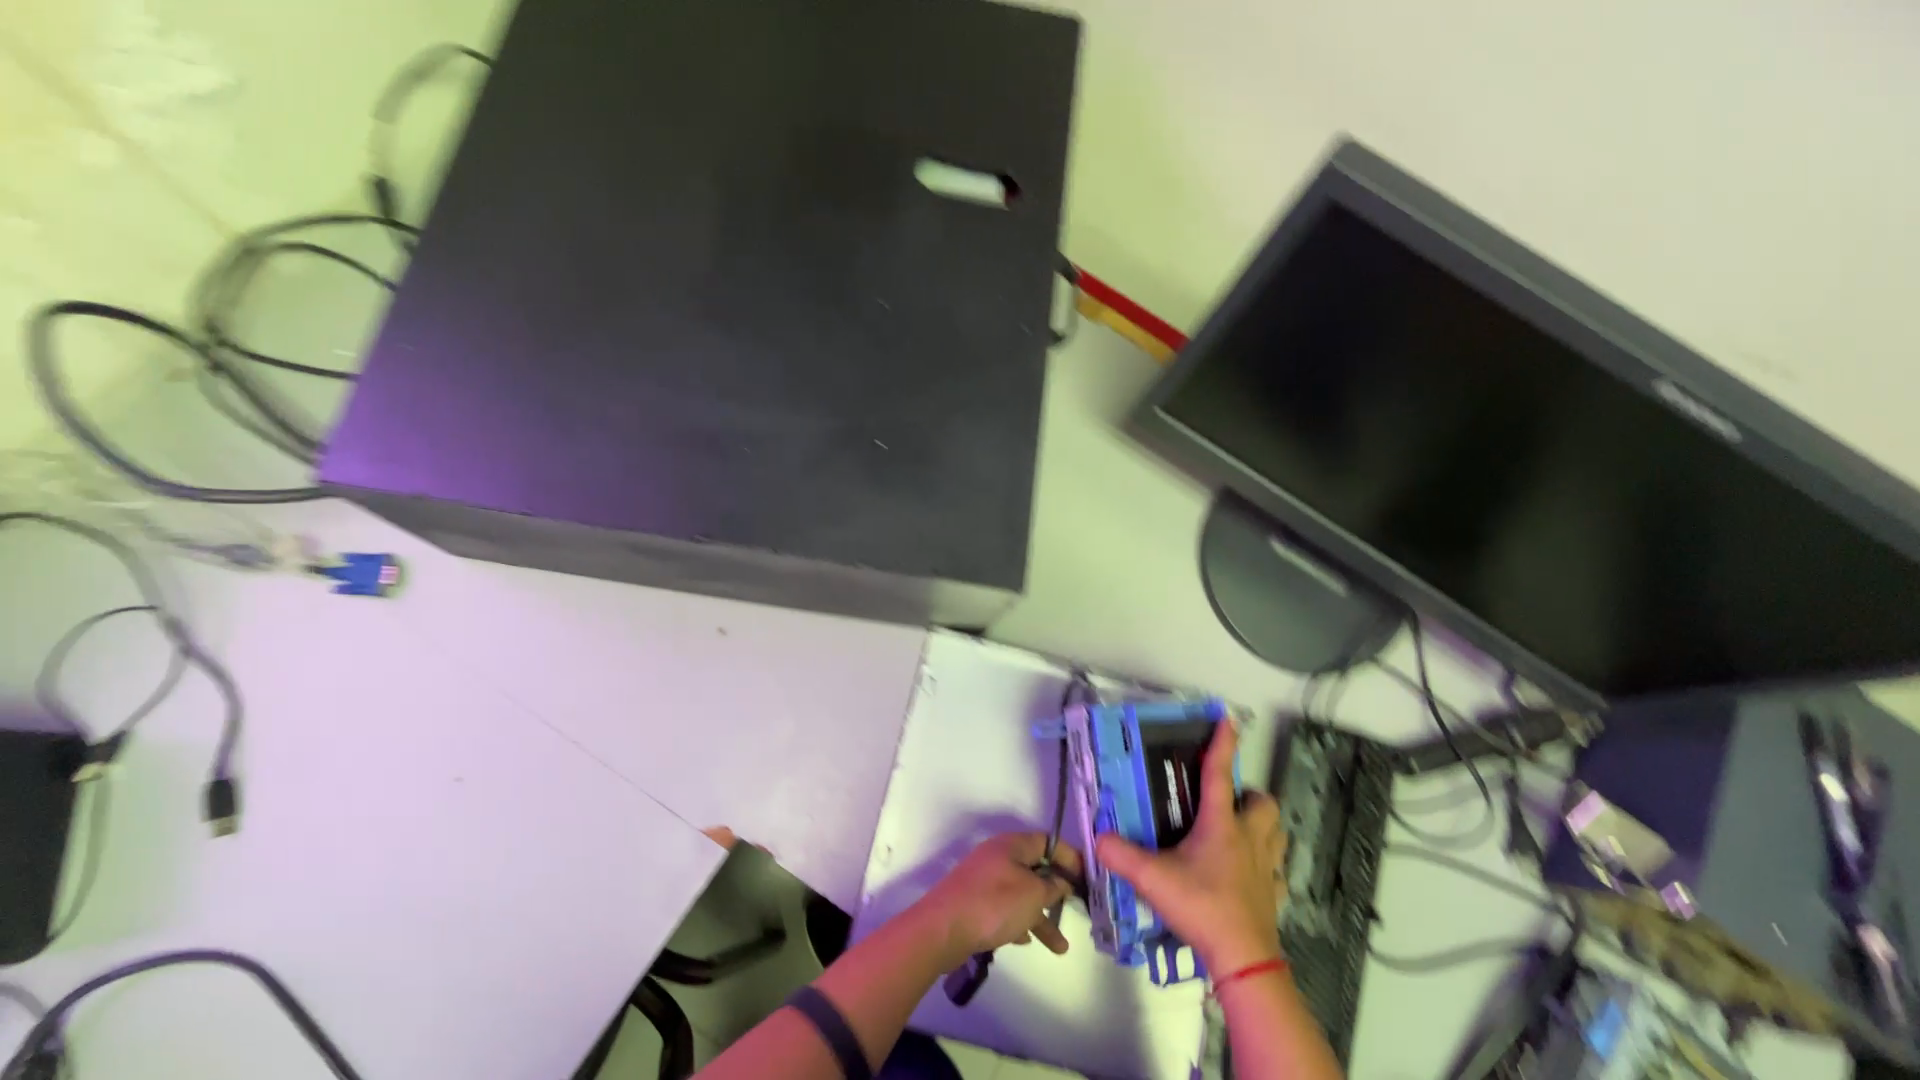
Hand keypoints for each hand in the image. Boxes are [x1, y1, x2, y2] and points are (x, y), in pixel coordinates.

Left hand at [909, 832, 1081, 964]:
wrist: (942, 931)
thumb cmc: (994, 904)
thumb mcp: (1033, 894)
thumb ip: (1052, 886)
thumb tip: (1060, 882)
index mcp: (1011, 845)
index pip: (1048, 841)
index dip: (1070, 856)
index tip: (1088, 877)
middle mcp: (997, 858)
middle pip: (1035, 869)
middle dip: (1057, 891)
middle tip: (1077, 908)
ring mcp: (984, 882)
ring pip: (1022, 895)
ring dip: (1041, 917)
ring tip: (1061, 947)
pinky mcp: (974, 904)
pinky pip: (1004, 911)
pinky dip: (1018, 923)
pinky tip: (1026, 942)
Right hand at [1095, 720, 1285, 974]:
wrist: (1244, 957)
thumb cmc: (1202, 907)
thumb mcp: (1153, 879)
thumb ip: (1121, 855)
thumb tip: (1098, 838)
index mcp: (1221, 825)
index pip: (1221, 774)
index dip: (1223, 744)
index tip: (1227, 718)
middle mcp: (1249, 838)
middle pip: (1263, 802)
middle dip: (1249, 794)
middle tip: (1226, 802)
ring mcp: (1267, 867)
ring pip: (1277, 832)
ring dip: (1263, 825)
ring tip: (1241, 831)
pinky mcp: (1275, 894)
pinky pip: (1278, 871)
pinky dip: (1268, 866)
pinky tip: (1251, 874)